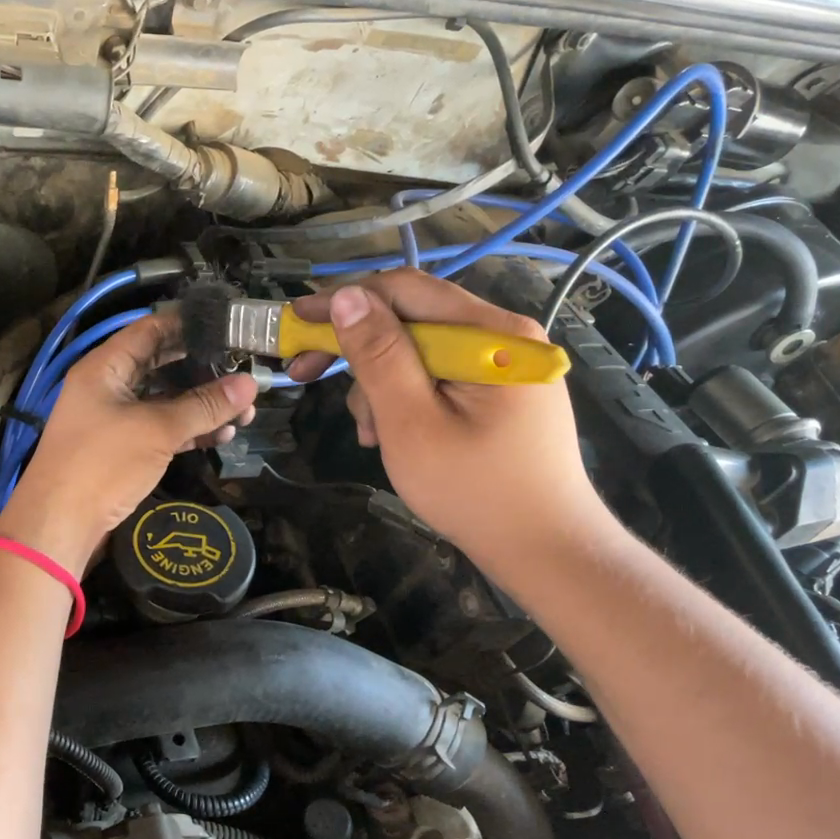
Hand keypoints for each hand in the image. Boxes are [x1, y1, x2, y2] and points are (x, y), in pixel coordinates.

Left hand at [0, 314, 256, 574]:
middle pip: (161, 366)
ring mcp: (112, 419)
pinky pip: (160, 429)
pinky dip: (188, 431)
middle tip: (245, 373)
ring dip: (202, 406)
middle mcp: (107, 386)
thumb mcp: (157, 430)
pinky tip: (222, 436)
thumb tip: (250, 383)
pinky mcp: (120, 450)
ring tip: (244, 413)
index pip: (151, 329)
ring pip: (164, 401)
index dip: (191, 326)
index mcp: (105, 367)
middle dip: (204, 371)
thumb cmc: (102, 465)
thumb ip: (204, 405)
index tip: (232, 328)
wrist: (58, 525)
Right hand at [289, 270, 609, 565]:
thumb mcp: (412, 423)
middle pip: (412, 319)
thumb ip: (379, 357)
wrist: (545, 548)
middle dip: (357, 349)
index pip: (405, 290)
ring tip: (367, 434)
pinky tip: (391, 434)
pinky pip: (439, 376)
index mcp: (492, 333)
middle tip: (304, 375)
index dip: (343, 300)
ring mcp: (505, 362)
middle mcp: (505, 334)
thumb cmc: (473, 490)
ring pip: (420, 351)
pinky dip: (405, 398)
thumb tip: (346, 297)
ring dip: (379, 384)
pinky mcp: (500, 390)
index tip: (294, 323)